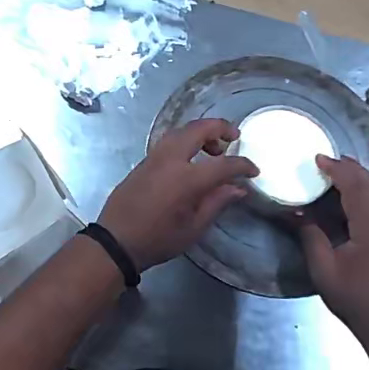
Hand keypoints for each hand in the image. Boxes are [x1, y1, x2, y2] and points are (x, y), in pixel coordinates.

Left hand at [97, 118, 257, 269]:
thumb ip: (216, 203)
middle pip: (198, 129)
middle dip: (219, 127)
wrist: (115, 242)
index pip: (224, 164)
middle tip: (233, 136)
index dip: (243, 165)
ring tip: (213, 150)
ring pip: (179, 132)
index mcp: (186, 178)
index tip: (253, 171)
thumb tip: (237, 188)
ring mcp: (152, 159)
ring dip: (199, 133)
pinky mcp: (142, 164)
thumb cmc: (157, 240)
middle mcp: (169, 160)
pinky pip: (167, 143)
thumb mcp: (193, 228)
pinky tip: (190, 160)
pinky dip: (184, 142)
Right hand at [298, 155, 368, 339]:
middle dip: (351, 169)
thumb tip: (296, 214)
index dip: (337, 170)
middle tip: (328, 158)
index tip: (318, 158)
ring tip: (338, 171)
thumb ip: (310, 237)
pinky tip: (350, 198)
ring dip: (359, 180)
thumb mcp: (324, 269)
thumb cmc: (355, 299)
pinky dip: (364, 194)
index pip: (356, 188)